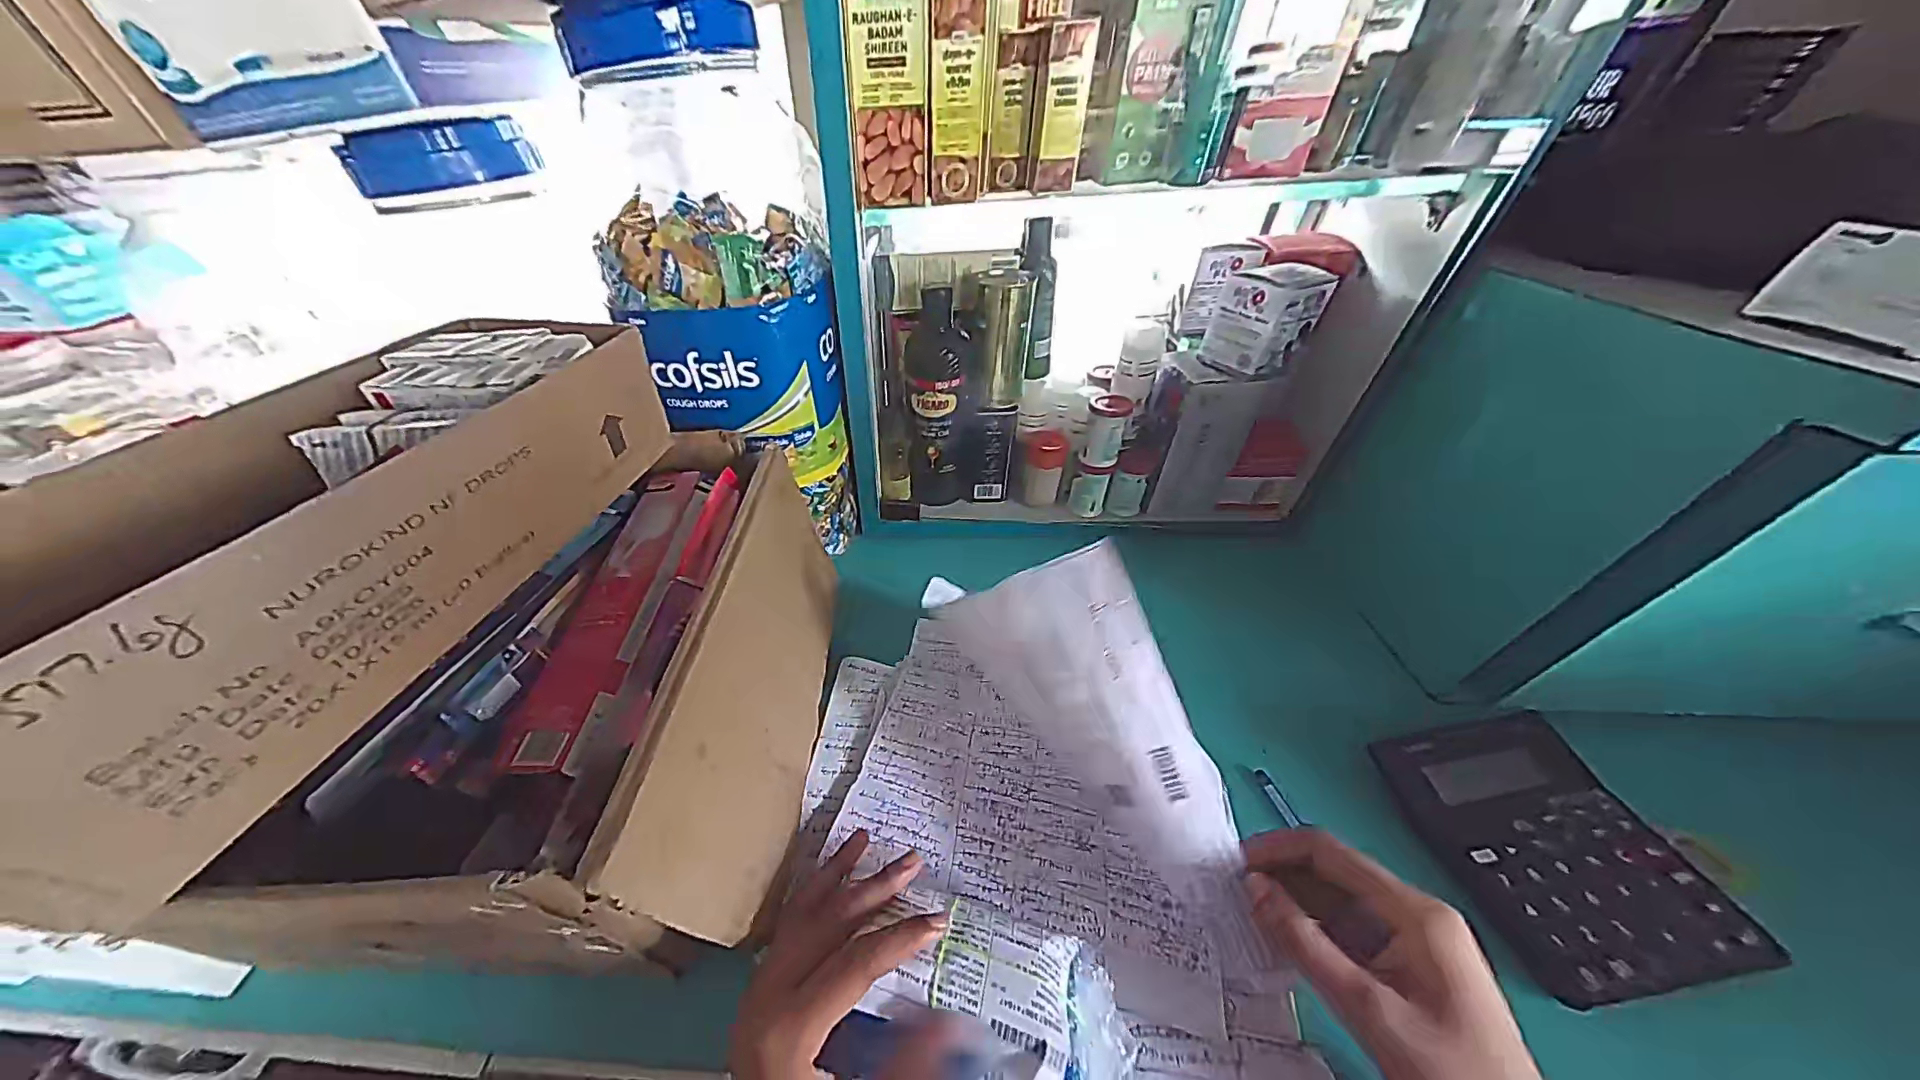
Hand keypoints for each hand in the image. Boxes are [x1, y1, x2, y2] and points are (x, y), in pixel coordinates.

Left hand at [730, 830, 948, 1079]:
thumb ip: (903, 1066)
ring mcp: (757, 991)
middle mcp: (766, 998)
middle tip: (911, 861)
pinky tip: (825, 875)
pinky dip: (809, 895)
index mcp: (788, 1028)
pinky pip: (785, 929)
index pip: (856, 963)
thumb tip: (950, 1020)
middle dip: (873, 889)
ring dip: (835, 877)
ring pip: (800, 916)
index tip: (938, 920)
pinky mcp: (758, 992)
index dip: (901, 937)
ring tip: (861, 840)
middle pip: (827, 925)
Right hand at [1243, 828, 1541, 1079]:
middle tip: (1243, 890)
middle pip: (1335, 872)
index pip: (1332, 852)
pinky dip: (1316, 928)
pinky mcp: (1411, 964)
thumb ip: (1306, 944)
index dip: (1281, 849)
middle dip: (1285, 876)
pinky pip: (1352, 929)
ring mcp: (1417, 939)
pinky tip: (1292, 941)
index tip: (1243, 860)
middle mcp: (1419, 915)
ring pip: (1340, 900)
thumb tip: (1258, 891)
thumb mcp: (1368, 1006)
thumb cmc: (1455, 1073)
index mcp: (1418, 913)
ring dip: (1297, 902)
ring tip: (1259, 915)